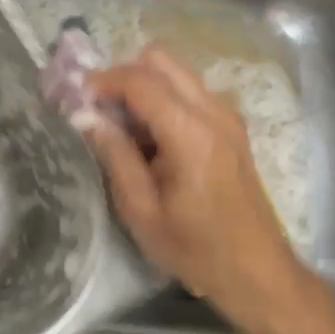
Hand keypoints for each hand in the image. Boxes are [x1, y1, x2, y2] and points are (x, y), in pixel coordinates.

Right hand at [84, 47, 309, 328]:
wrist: (258, 274)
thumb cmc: (195, 249)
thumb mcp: (141, 210)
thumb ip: (114, 155)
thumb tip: (85, 117)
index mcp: (190, 133)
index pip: (139, 80)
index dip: (102, 81)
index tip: (76, 99)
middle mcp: (213, 112)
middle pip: (160, 60)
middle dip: (123, 76)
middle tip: (99, 109)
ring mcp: (227, 117)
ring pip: (175, 72)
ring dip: (143, 86)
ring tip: (122, 126)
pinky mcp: (231, 127)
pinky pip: (189, 91)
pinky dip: (163, 98)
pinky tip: (150, 138)